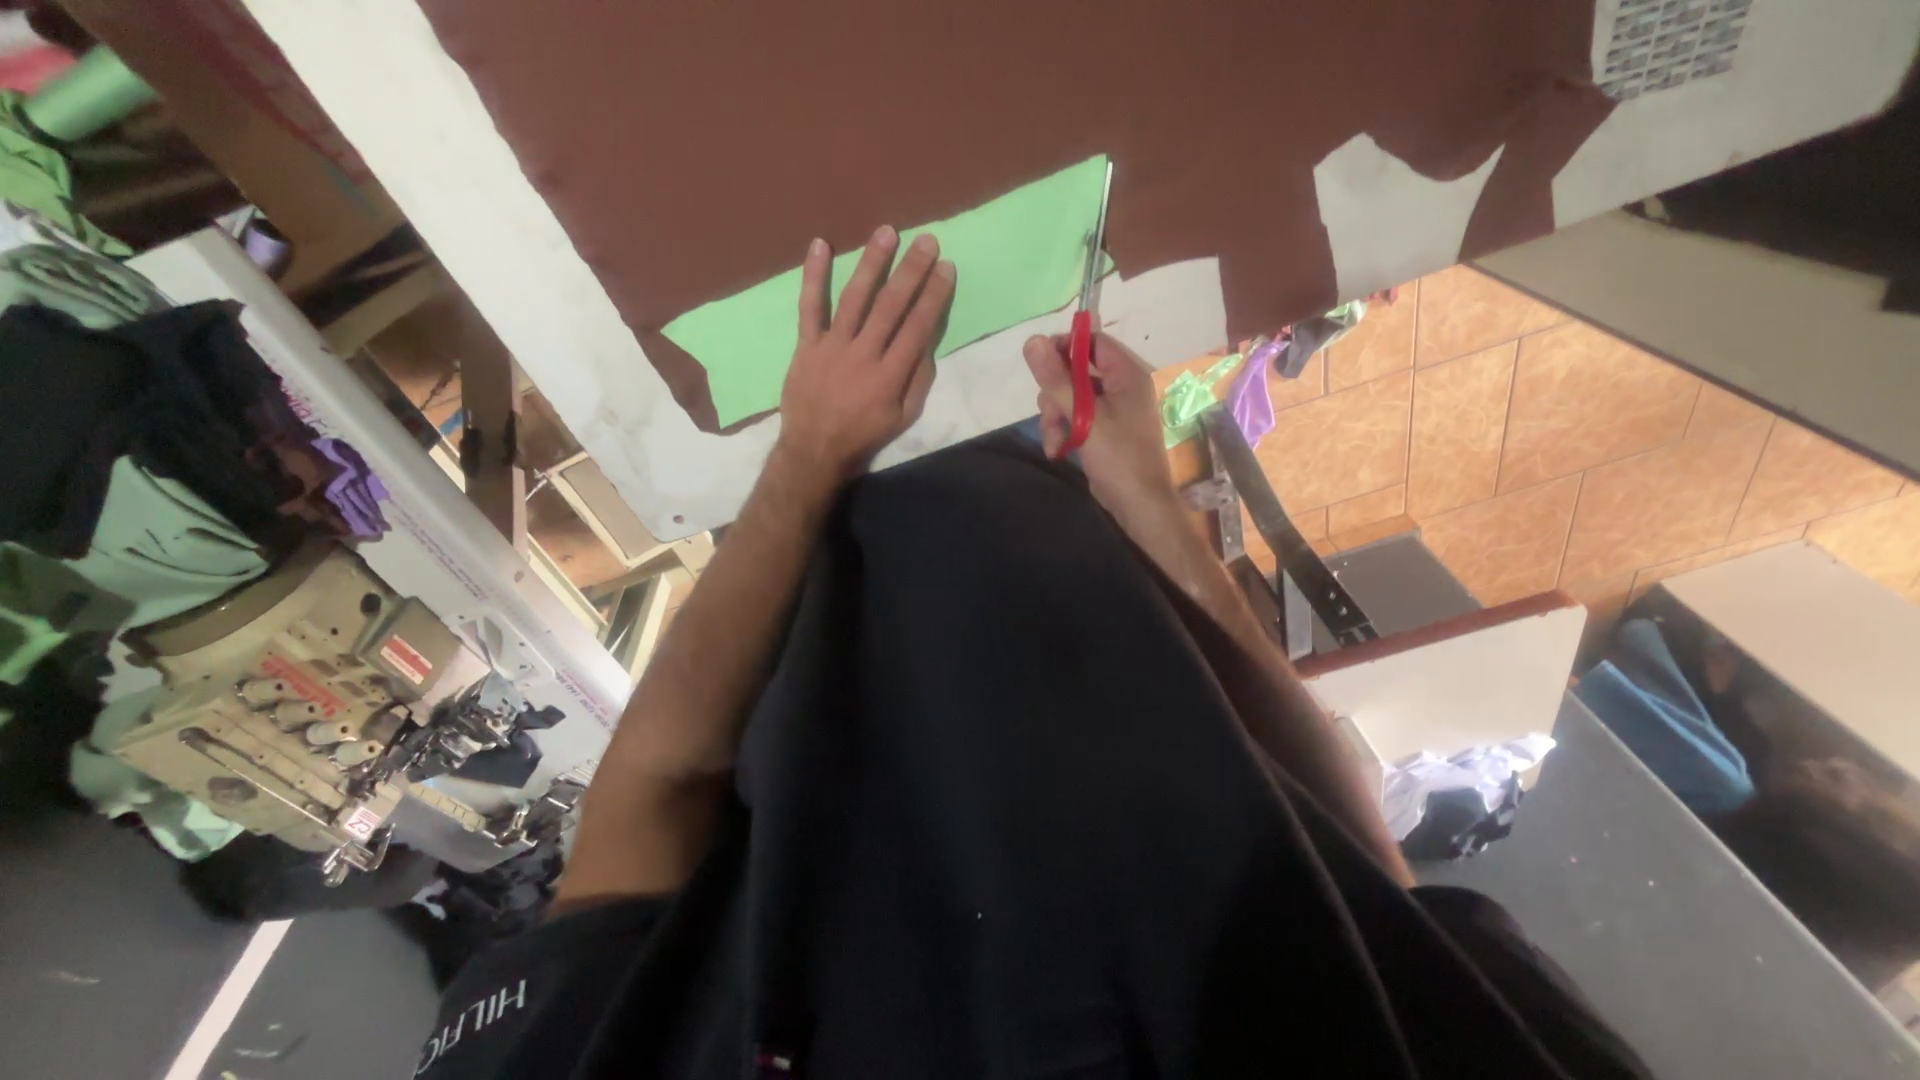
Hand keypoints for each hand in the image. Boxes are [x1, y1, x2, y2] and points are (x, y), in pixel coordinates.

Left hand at [775, 226, 955, 483]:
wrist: (814, 449)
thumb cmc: (865, 434)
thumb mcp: (904, 416)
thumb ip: (918, 378)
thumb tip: (927, 340)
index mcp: (890, 374)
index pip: (918, 326)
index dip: (934, 294)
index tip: (946, 267)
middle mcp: (863, 354)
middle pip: (890, 305)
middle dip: (911, 271)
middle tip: (926, 240)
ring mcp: (832, 346)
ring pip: (854, 298)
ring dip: (871, 263)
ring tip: (887, 233)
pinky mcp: (806, 345)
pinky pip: (809, 307)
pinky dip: (813, 276)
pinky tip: (821, 245)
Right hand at [1023, 331, 1178, 524]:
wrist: (1138, 504)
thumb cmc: (1117, 455)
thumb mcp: (1082, 415)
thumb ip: (1056, 378)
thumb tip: (1032, 340)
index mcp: (1127, 375)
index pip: (1093, 342)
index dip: (1065, 347)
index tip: (1040, 364)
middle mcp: (1122, 387)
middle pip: (1075, 372)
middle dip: (1055, 395)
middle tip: (1049, 416)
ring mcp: (1113, 411)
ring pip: (1070, 398)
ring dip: (1055, 419)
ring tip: (1054, 444)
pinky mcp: (1104, 432)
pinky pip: (1076, 419)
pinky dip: (1064, 431)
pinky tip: (1058, 451)